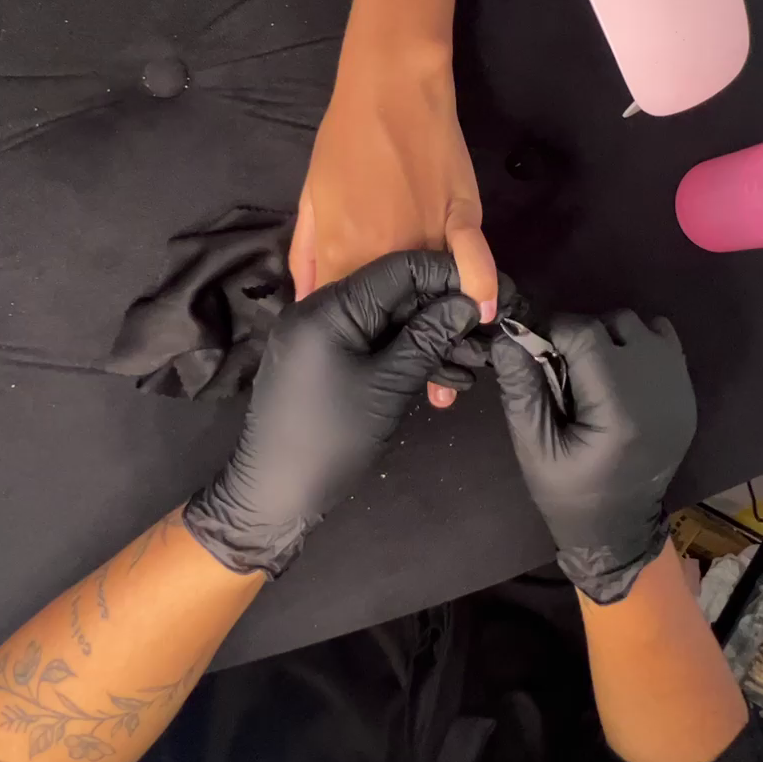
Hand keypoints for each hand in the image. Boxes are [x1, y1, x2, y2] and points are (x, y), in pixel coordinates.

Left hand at [185, 251, 479, 575]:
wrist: (274, 493)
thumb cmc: (330, 439)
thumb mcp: (388, 385)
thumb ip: (429, 337)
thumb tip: (469, 302)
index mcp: (330, 306)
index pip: (399, 268)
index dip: (448, 277)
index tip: (488, 295)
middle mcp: (323, 309)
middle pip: (396, 295)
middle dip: (444, 313)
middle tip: (487, 334)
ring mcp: (323, 335)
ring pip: (389, 324)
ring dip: (433, 340)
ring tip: (475, 362)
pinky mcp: (327, 359)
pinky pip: (374, 345)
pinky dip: (408, 357)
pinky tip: (448, 377)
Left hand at [290, 40, 497, 408]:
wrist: (388, 89)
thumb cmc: (343, 142)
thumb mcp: (311, 199)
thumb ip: (308, 253)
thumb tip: (305, 299)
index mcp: (343, 252)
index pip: (351, 317)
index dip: (363, 351)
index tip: (374, 380)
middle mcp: (382, 254)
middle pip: (397, 317)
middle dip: (410, 357)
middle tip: (429, 389)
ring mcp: (424, 235)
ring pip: (434, 297)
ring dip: (444, 335)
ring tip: (456, 369)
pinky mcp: (459, 215)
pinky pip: (471, 258)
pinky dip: (478, 285)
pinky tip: (483, 313)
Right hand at [491, 312, 697, 603]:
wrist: (618, 529)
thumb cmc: (568, 493)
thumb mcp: (533, 447)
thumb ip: (521, 389)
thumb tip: (507, 336)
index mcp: (619, 410)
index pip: (585, 334)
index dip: (552, 333)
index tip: (534, 352)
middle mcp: (658, 391)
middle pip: (615, 324)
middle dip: (581, 336)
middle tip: (562, 370)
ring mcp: (681, 390)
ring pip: (642, 325)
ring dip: (611, 337)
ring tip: (592, 372)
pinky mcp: (688, 393)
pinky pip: (664, 341)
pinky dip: (639, 345)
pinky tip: (620, 375)